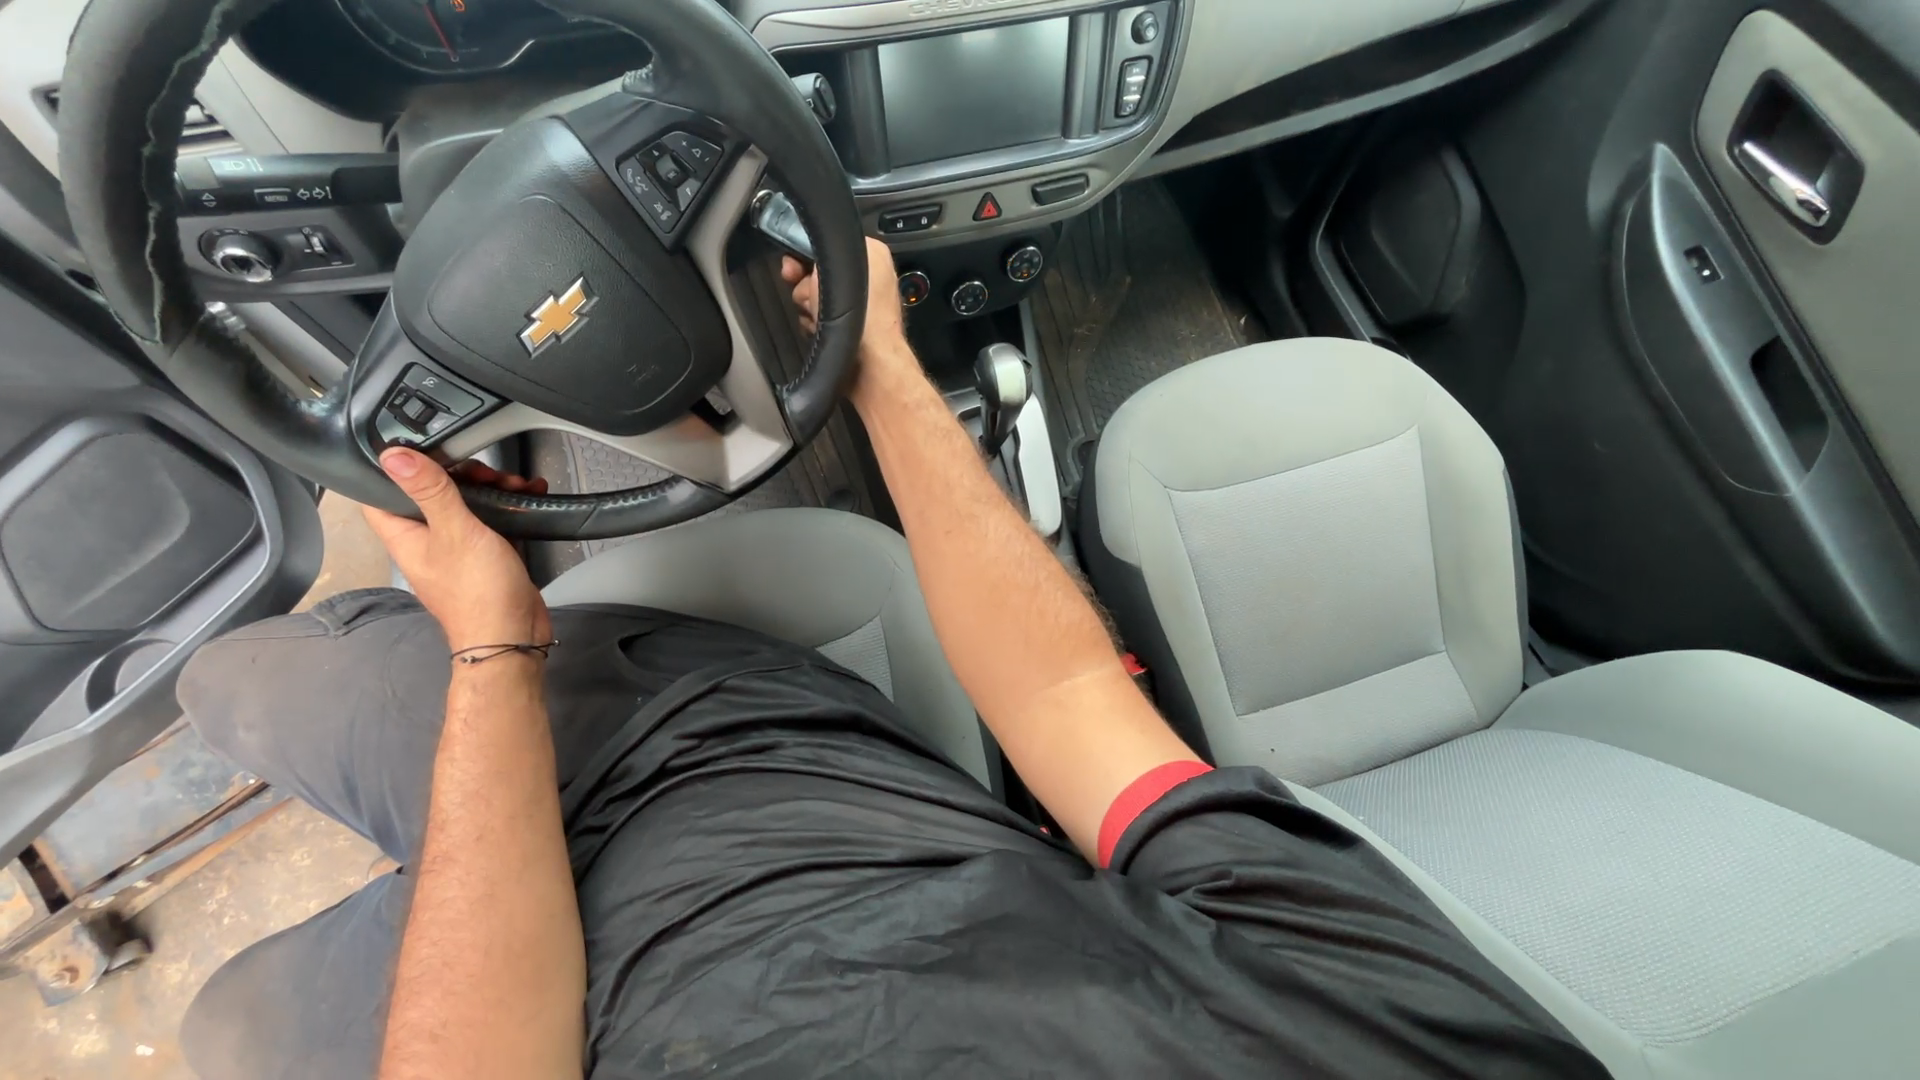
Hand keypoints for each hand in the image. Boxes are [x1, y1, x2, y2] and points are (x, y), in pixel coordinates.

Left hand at [361, 448, 551, 655]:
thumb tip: (392, 455)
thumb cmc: (478, 590)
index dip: (394, 469)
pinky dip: (510, 506)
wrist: (512, 635)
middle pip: (432, 494)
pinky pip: (494, 521)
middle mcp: (427, 541)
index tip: (421, 448)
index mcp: (405, 535)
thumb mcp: (455, 532)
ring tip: (516, 483)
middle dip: (461, 474)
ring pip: (467, 506)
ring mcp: (459, 549)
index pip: (380, 493)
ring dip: (491, 489)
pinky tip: (528, 496)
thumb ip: (429, 491)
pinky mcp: (489, 556)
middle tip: (485, 470)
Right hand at [782, 236, 921, 410]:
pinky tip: (821, 330)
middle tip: (810, 295)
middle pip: (814, 273)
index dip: (804, 253)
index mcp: (871, 257)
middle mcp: (865, 281)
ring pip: (811, 298)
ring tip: (819, 317)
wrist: (867, 360)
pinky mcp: (844, 331)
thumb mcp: (840, 257)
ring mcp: (855, 308)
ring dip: (808, 308)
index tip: (793, 264)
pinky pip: (816, 320)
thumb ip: (827, 244)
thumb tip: (812, 252)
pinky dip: (813, 326)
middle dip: (805, 285)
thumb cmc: (860, 310)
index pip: (826, 246)